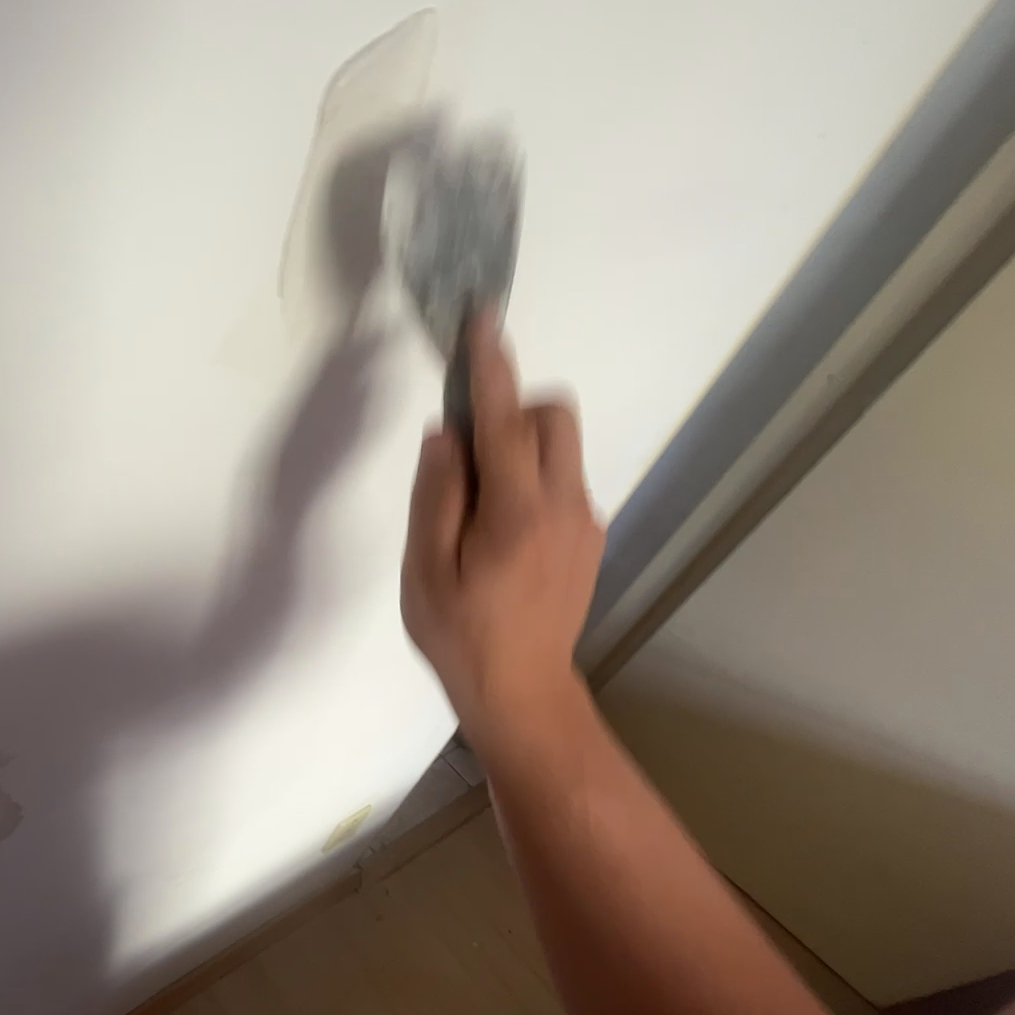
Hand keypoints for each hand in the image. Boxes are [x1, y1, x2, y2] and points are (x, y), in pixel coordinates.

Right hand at [401, 313, 603, 740]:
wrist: (520, 691)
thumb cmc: (458, 632)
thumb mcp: (425, 567)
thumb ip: (436, 494)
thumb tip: (445, 434)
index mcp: (517, 511)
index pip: (504, 420)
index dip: (490, 368)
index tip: (483, 323)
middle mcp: (565, 505)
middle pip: (553, 417)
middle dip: (510, 410)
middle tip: (463, 454)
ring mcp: (585, 522)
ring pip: (558, 449)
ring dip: (516, 448)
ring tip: (473, 505)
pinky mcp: (589, 537)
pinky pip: (560, 482)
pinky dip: (527, 480)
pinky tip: (496, 532)